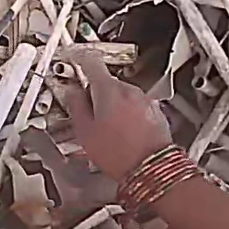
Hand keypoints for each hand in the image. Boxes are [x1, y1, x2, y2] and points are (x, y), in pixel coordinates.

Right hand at [56, 55, 170, 180]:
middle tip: (87, 114)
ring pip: (122, 95)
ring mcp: (145, 100)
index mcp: (108, 90)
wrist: (151, 168)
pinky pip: (136, 107)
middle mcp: (129, 90)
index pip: (91, 63)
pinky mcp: (156, 112)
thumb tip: (72, 92)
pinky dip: (128, 115)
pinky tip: (123, 134)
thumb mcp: (85, 132)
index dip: (79, 60)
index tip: (74, 60)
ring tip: (106, 130)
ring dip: (113, 106)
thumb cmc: (119, 154)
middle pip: (107, 82)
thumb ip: (76, 105)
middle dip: (96, 94)